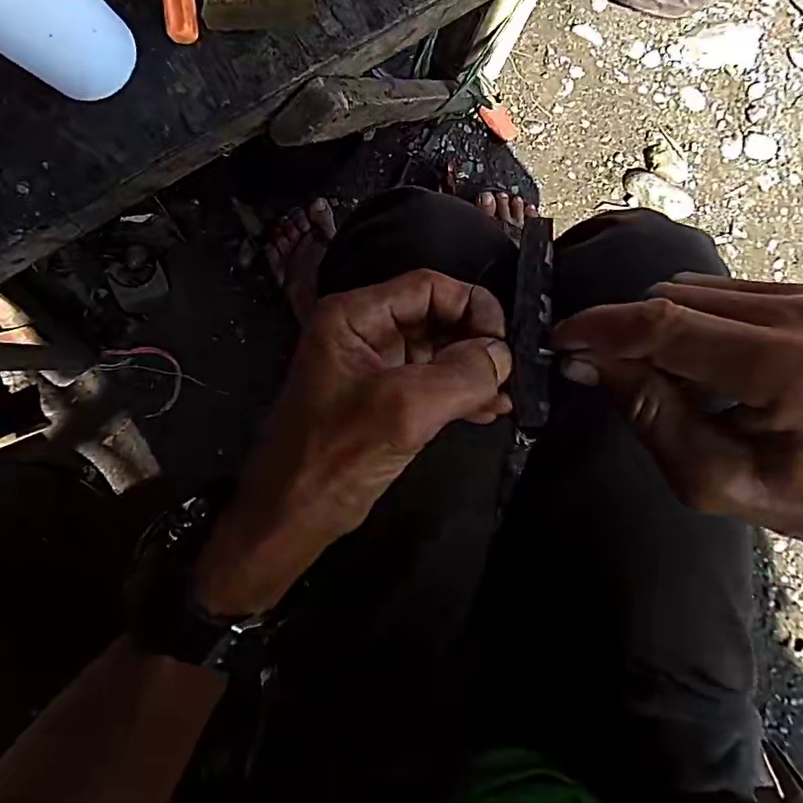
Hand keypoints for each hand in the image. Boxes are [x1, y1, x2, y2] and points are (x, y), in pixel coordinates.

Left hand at [193, 270, 512, 615]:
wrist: (293, 515)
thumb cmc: (335, 456)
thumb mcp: (403, 409)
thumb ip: (461, 374)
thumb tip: (502, 354)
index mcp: (354, 317)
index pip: (427, 287)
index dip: (471, 306)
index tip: (501, 343)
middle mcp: (364, 333)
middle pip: (435, 316)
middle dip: (475, 341)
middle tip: (509, 372)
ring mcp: (374, 368)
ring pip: (438, 351)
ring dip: (474, 370)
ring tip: (505, 395)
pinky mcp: (384, 401)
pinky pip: (432, 383)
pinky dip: (462, 393)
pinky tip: (490, 410)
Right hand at [551, 273, 802, 576]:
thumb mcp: (710, 479)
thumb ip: (646, 413)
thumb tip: (587, 360)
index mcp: (791, 370)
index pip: (667, 325)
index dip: (601, 327)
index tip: (559, 338)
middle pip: (673, 302)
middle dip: (629, 336)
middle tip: (614, 379)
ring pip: (689, 292)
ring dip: (661, 332)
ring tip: (676, 383)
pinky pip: (716, 294)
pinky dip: (692, 326)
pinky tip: (708, 366)